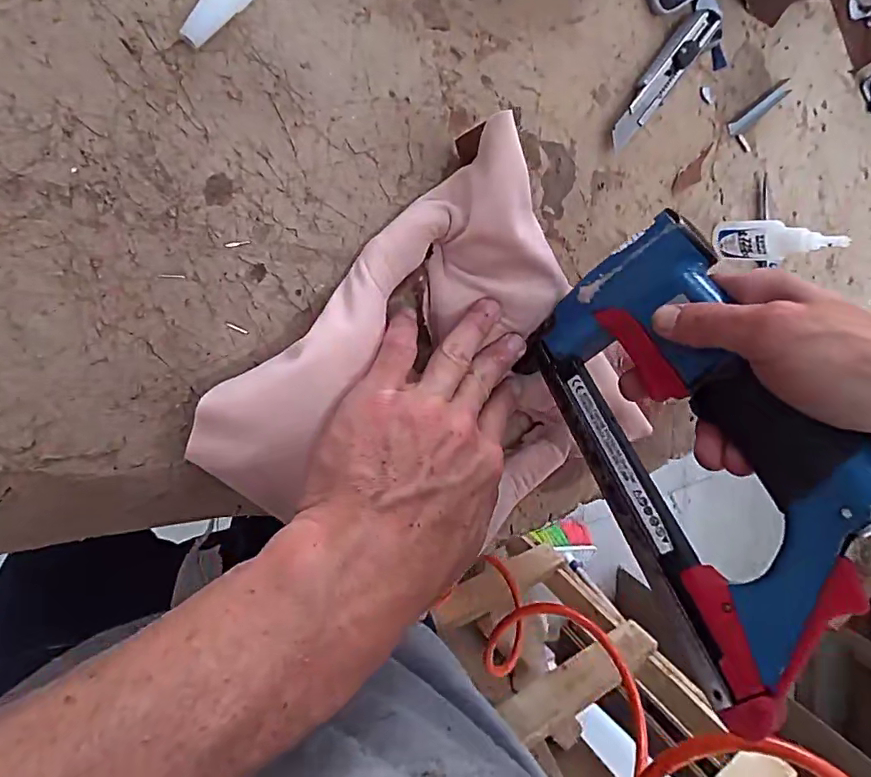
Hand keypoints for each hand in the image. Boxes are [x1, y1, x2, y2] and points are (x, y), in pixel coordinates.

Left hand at [299, 297, 523, 607]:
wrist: (361, 561)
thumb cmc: (412, 561)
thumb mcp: (475, 532)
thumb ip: (494, 494)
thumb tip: (504, 479)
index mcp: (482, 456)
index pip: (502, 408)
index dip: (507, 388)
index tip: (510, 378)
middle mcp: (458, 425)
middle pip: (486, 373)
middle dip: (501, 348)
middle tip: (510, 331)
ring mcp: (420, 408)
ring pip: (454, 353)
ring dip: (470, 326)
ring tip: (483, 308)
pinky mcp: (377, 399)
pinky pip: (396, 352)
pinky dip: (405, 329)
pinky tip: (409, 314)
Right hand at [620, 270, 870, 493]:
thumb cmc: (855, 362)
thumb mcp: (774, 332)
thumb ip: (712, 325)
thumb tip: (662, 314)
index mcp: (768, 298)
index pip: (700, 297)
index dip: (663, 318)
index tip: (632, 345)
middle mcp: (775, 334)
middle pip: (707, 352)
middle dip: (680, 381)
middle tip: (646, 402)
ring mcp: (788, 380)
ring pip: (727, 398)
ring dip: (711, 424)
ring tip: (716, 451)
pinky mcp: (801, 420)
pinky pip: (753, 429)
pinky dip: (739, 445)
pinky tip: (739, 461)